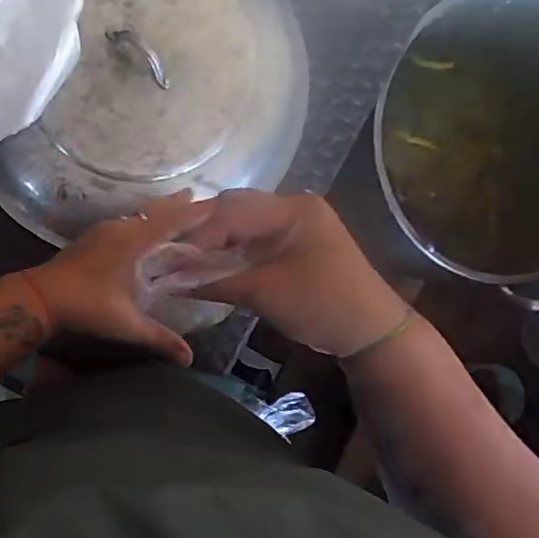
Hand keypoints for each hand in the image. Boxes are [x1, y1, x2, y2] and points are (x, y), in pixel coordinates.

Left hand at [24, 191, 211, 367]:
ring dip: (157, 210)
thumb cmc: (87, 306)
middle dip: (177, 204)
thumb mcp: (126, 324)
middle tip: (196, 194)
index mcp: (134, 242)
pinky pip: (124, 221)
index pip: (171, 222)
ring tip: (173, 206)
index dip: (194, 213)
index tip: (216, 202)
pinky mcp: (92, 237)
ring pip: (137, 214)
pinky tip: (139, 228)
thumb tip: (189, 358)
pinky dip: (140, 219)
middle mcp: (120, 229)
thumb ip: (159, 338)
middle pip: (154, 210)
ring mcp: (103, 230)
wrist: (40, 296)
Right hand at [181, 191, 409, 355]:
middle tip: (171, 254)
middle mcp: (292, 207)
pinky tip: (209, 263)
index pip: (231, 212)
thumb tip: (170, 282)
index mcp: (292, 209)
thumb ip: (215, 282)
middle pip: (234, 208)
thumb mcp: (264, 293)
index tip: (168, 259)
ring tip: (184, 260)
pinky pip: (253, 237)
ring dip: (214, 239)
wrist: (370, 330)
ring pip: (242, 222)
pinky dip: (230, 249)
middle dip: (201, 231)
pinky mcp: (293, 243)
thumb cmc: (321, 305)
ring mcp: (294, 224)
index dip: (196, 236)